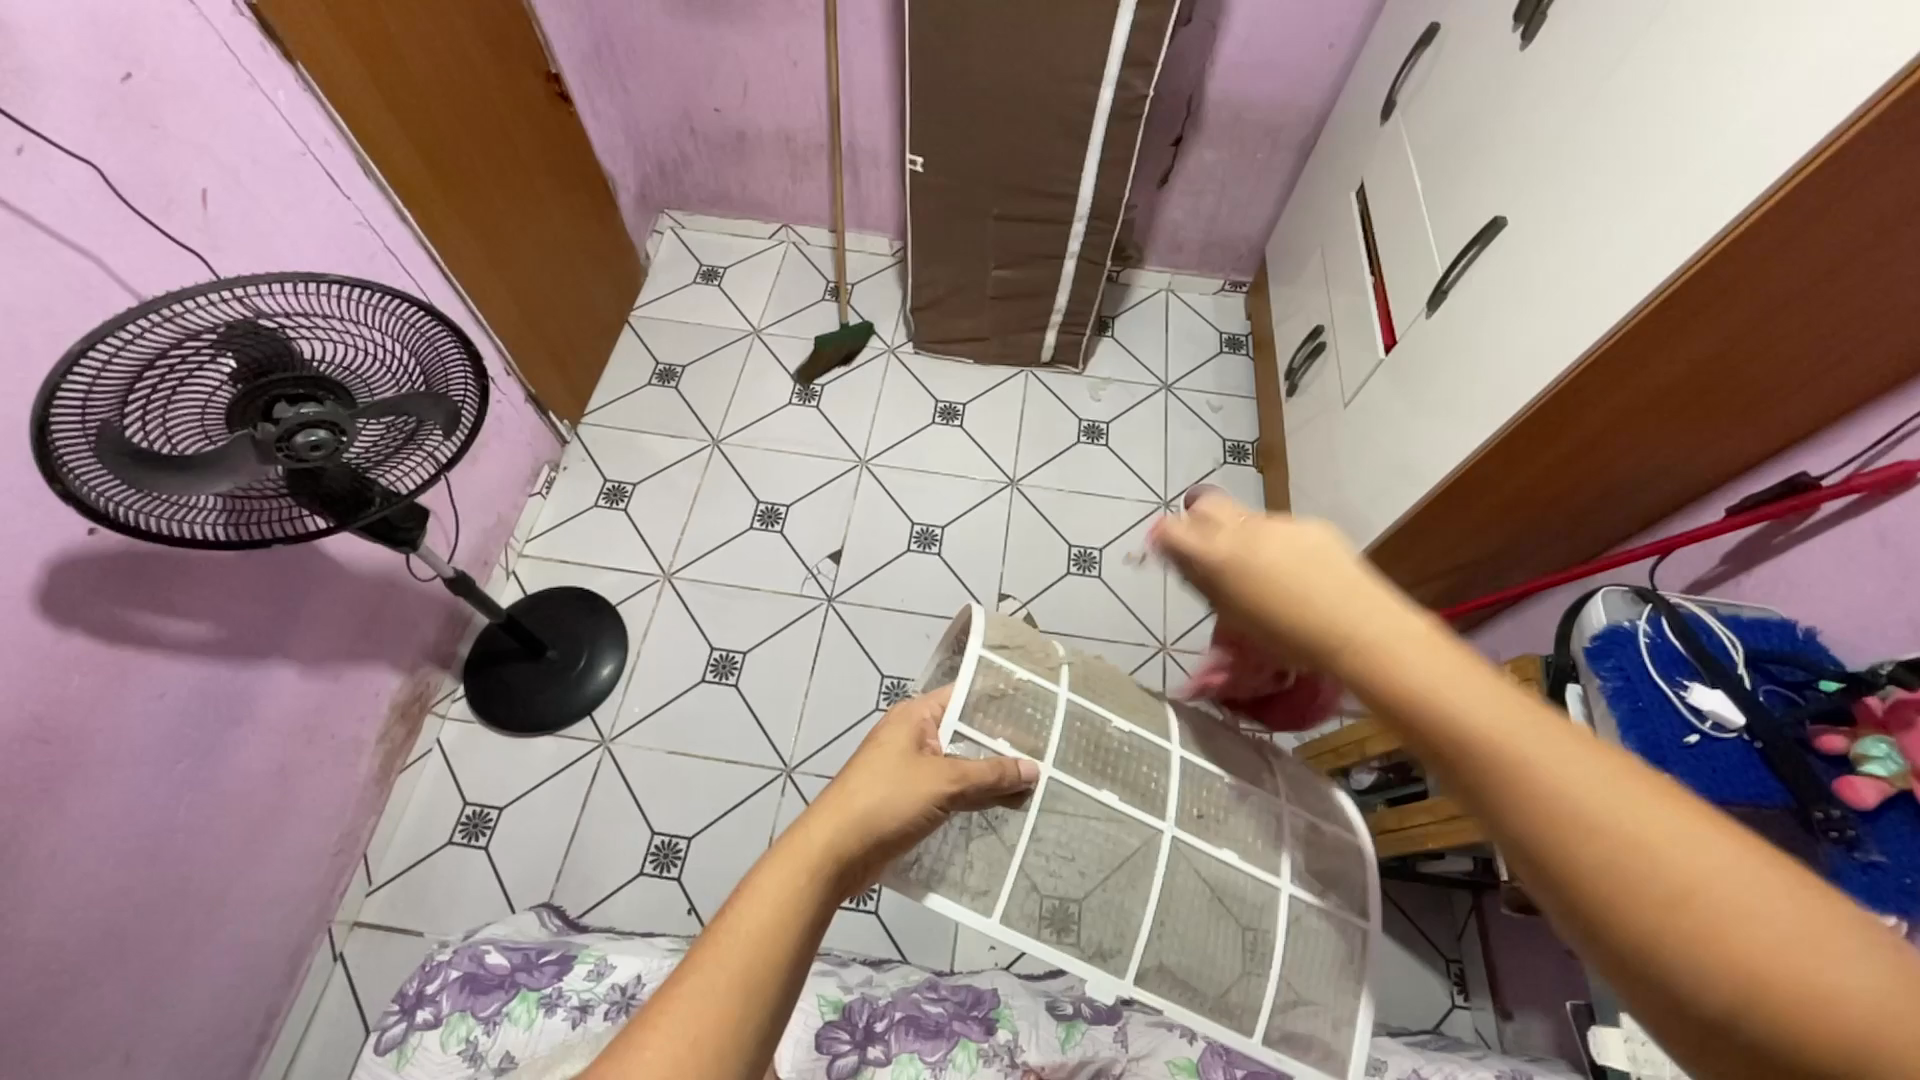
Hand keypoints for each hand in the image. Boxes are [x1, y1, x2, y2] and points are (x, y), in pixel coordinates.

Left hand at [794, 685, 1038, 895]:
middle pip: (966, 733)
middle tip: (1049, 750)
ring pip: (961, 766)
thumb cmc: (886, 801)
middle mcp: (913, 736)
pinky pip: (951, 792)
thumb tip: (1033, 770)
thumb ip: (990, 775)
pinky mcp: (910, 801)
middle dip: (1002, 745)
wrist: (834, 853)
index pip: (965, 696)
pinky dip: (975, 797)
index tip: (1040, 709)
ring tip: (1038, 782)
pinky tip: (1006, 808)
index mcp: (916, 716)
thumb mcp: (944, 782)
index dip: (1000, 702)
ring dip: (991, 776)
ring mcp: (911, 770)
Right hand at [1150, 491, 1418, 676]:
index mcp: (1217, 555)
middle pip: (1205, 503)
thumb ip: (1205, 583)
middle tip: (1205, 549)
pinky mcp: (1310, 525)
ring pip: (1245, 519)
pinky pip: (1279, 528)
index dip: (1164, 537)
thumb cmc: (1287, 638)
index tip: (1169, 552)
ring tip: (1260, 572)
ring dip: (1240, 536)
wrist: (1359, 628)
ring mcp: (1279, 522)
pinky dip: (1275, 544)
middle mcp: (1243, 529)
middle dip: (1197, 519)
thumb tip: (1187, 564)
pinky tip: (1296, 573)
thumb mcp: (1233, 617)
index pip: (1170, 528)